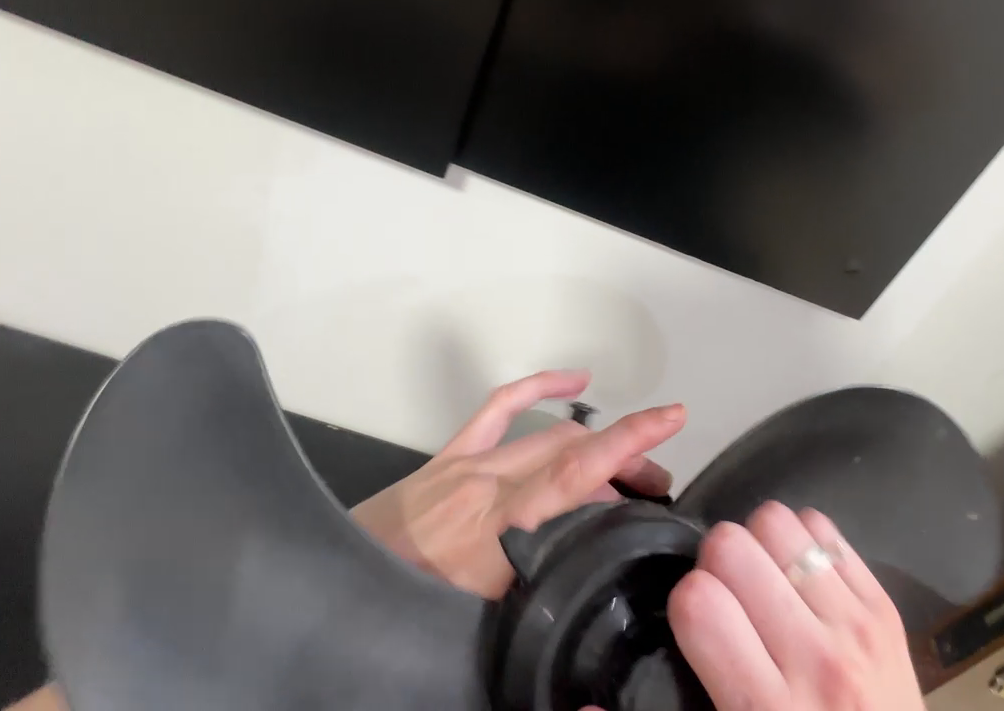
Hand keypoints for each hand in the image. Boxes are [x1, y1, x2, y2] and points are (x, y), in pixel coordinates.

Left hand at [351, 368, 685, 598]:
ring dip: (598, 444)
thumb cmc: (403, 609)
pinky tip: (575, 382)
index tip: (670, 418)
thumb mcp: (480, 622)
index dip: (627, 445)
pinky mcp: (452, 455)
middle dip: (628, 463)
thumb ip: (536, 597)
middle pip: (572, 457)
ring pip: (550, 437)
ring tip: (633, 462)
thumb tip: (586, 599)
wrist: (333, 587)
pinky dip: (541, 388)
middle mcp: (487, 489)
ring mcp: (469, 465)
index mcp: (495, 535)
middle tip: (661, 487)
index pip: (573, 477)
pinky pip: (502, 407)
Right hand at [663, 502, 923, 710]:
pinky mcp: (884, 604)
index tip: (697, 619)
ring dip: (760, 544)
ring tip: (766, 579)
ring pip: (776, 522)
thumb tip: (639, 651)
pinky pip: (823, 527)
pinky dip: (802, 541)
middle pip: (731, 546)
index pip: (698, 603)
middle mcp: (813, 658)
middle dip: (717, 561)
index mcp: (766, 708)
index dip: (686, 600)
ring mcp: (855, 624)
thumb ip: (699, 685)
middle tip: (729, 593)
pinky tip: (802, 576)